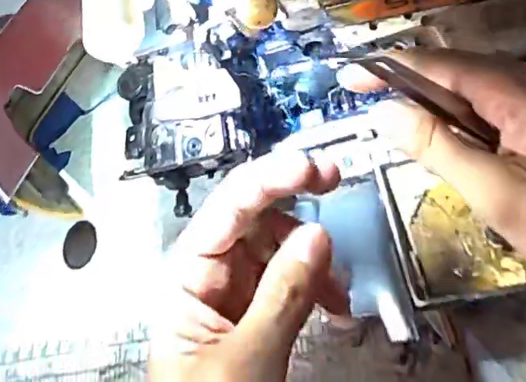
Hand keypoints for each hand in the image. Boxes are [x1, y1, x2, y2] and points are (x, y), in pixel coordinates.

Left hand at [149, 150, 350, 381]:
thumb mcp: (246, 361)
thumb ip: (282, 293)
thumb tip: (317, 231)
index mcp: (189, 270)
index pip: (230, 203)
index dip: (271, 174)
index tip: (311, 164)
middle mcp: (210, 268)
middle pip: (254, 211)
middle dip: (294, 196)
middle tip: (333, 177)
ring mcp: (234, 287)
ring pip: (276, 240)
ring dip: (312, 248)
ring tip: (336, 280)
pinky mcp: (256, 309)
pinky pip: (288, 274)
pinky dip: (314, 279)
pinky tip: (333, 300)